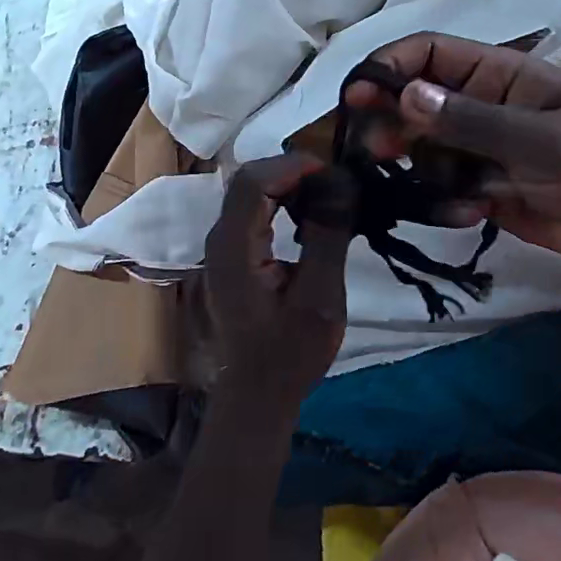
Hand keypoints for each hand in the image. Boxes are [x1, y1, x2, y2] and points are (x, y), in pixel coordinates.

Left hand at [203, 154, 354, 406]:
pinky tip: (307, 217)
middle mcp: (219, 238)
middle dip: (292, 171)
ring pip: (249, 192)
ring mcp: (221, 246)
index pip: (254, 181)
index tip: (333, 174)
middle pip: (248, 180)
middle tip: (334, 184)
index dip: (293, 166)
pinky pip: (252, 210)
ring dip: (287, 185)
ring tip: (327, 197)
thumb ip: (327, 237)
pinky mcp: (230, 254)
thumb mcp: (320, 297)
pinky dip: (280, 202)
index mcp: (234, 247)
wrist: (258, 394)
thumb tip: (341, 183)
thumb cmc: (290, 352)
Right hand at [347, 33, 560, 285]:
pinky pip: (439, 188)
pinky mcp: (479, 185)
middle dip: (391, 123)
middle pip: (414, 101)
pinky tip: (472, 215)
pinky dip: (444, 202)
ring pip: (421, 148)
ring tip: (444, 191)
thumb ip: (473, 120)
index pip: (430, 53)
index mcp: (499, 75)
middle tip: (374, 150)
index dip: (390, 66)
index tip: (356, 93)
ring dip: (419, 169)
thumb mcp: (542, 141)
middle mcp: (480, 105)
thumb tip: (405, 92)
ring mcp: (477, 148)